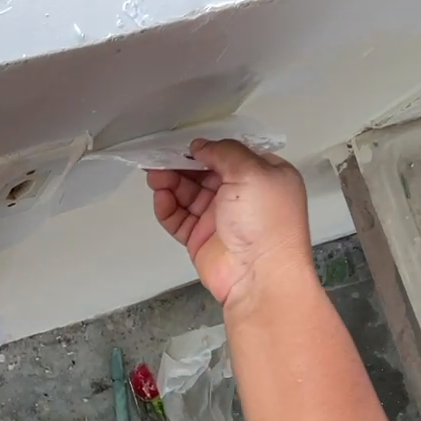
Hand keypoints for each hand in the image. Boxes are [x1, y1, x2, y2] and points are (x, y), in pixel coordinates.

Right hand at [147, 139, 311, 308]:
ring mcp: (219, 218)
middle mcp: (241, 196)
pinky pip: (179, 219)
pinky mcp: (200, 238)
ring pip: (188, 195)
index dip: (207, 149)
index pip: (229, 155)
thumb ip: (224, 152)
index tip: (185, 146)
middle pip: (204, 174)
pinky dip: (167, 207)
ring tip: (155, 177)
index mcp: (262, 176)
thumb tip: (201, 146)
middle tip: (160, 160)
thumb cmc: (265, 221)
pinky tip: (161, 197)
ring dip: (171, 183)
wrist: (258, 275)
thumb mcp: (252, 172)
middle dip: (182, 166)